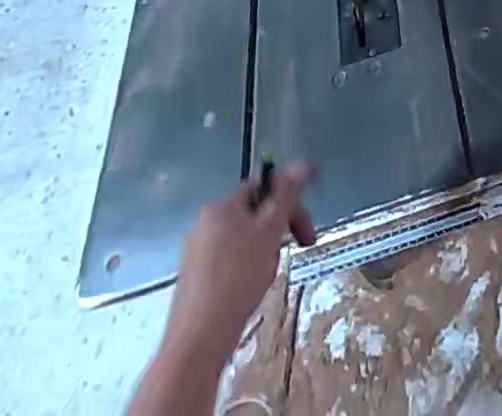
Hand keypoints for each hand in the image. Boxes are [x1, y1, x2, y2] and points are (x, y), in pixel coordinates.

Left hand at [163, 162, 317, 358]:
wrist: (199, 337)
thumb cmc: (238, 278)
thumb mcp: (270, 232)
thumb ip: (287, 196)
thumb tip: (303, 164)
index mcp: (221, 207)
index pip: (263, 188)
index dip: (288, 202)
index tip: (305, 227)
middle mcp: (206, 222)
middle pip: (254, 212)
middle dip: (279, 227)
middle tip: (298, 247)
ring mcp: (198, 250)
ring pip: (244, 237)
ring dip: (265, 247)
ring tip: (269, 272)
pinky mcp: (196, 276)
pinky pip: (230, 259)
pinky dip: (247, 266)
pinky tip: (251, 286)